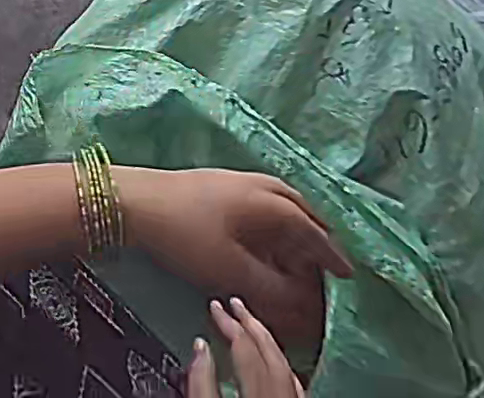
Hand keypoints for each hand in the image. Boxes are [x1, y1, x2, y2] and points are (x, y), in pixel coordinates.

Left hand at [112, 167, 351, 342]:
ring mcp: (228, 179)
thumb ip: (273, 289)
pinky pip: (254, 197)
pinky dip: (269, 215)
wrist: (136, 201)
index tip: (347, 273)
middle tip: (327, 253)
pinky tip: (261, 234)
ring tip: (298, 245)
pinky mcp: (210, 183)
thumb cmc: (187, 234)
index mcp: (263, 201)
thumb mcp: (232, 269)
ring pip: (273, 197)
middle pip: (294, 203)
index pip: (308, 226)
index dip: (329, 251)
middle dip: (314, 228)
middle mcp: (251, 184)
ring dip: (291, 219)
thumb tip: (304, 304)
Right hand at [188, 298, 305, 397]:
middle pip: (271, 354)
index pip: (245, 348)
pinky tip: (276, 362)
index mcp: (259, 394)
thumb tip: (200, 346)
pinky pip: (297, 386)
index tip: (214, 306)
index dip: (228, 323)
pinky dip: (283, 366)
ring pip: (287, 368)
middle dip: (251, 324)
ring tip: (252, 324)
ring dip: (268, 341)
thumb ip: (201, 383)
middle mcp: (282, 397)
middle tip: (235, 303)